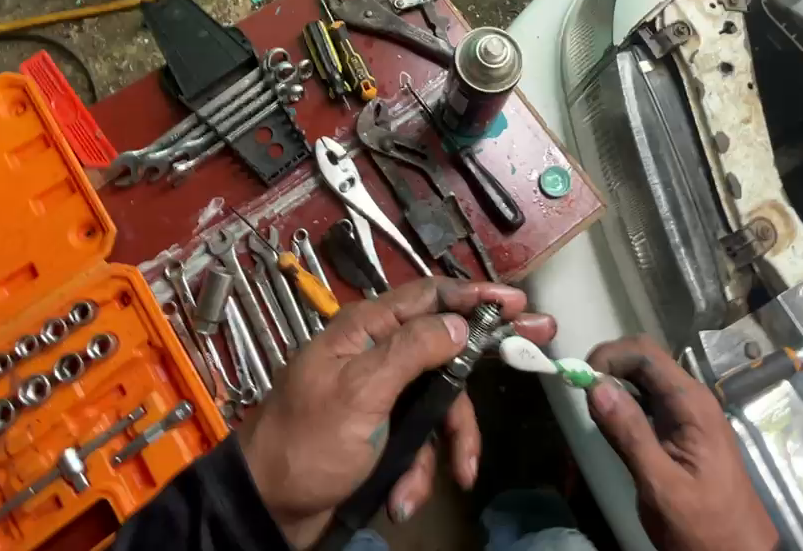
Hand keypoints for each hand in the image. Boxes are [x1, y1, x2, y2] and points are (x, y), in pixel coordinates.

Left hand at [237, 278, 556, 547]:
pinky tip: (405, 498)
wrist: (268, 509)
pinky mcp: (384, 429)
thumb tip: (458, 322)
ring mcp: (383, 391)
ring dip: (449, 441)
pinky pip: (421, 439)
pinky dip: (421, 470)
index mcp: (367, 329)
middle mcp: (379, 352)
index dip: (474, 294)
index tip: (514, 299)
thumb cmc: (308, 443)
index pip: (430, 296)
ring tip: (455, 475)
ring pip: (440, 400)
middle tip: (534, 345)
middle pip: (445, 344)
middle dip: (483, 358)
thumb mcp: (360, 392)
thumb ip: (411, 351)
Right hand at [586, 335, 778, 550]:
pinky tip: (613, 423)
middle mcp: (692, 397)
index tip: (581, 382)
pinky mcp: (683, 428)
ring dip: (616, 383)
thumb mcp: (661, 487)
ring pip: (645, 377)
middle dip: (610, 366)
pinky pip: (650, 400)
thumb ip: (629, 435)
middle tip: (584, 394)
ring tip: (594, 409)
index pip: (644, 353)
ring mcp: (689, 412)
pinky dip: (626, 402)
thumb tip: (595, 385)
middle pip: (644, 358)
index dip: (609, 356)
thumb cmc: (705, 528)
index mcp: (691, 402)